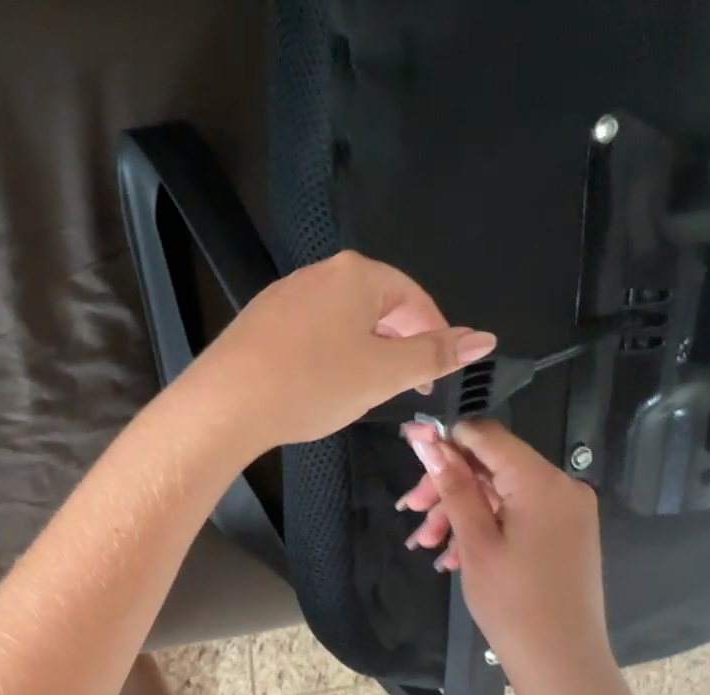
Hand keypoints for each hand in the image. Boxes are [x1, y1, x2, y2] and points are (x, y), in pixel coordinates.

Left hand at [175, 251, 497, 452]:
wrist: (224, 405)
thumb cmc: (312, 384)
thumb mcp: (383, 374)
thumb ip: (434, 355)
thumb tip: (484, 339)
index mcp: (357, 274)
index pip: (414, 299)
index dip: (432, 339)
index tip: (430, 380)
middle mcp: (317, 273)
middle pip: (375, 306)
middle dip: (394, 346)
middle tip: (396, 388)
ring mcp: (281, 296)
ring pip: (339, 322)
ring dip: (358, 353)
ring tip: (354, 392)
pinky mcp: (255, 324)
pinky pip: (306, 334)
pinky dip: (322, 358)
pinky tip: (313, 388)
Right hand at [398, 418, 611, 674]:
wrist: (560, 660)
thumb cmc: (512, 601)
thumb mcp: (475, 541)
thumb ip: (452, 485)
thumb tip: (427, 440)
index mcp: (542, 482)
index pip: (488, 436)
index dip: (446, 440)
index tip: (410, 457)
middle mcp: (562, 487)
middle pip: (492, 466)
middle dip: (448, 486)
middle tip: (411, 513)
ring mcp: (566, 511)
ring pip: (500, 493)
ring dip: (460, 512)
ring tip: (427, 545)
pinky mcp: (564, 533)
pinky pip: (517, 514)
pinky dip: (484, 527)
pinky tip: (454, 556)